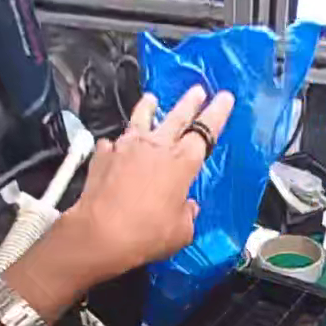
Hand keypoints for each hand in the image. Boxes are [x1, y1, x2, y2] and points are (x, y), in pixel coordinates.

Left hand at [45, 84, 233, 287]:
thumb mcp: (180, 233)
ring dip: (149, 107)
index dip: (217, 114)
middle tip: (198, 90)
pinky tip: (114, 147)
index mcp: (182, 163)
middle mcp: (156, 146)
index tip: (224, 98)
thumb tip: (188, 206)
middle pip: (177, 116)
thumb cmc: (147, 235)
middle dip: (190, 102)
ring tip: (152, 99)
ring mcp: (126, 146)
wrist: (101, 234)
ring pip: (141, 117)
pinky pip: (112, 143)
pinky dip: (116, 144)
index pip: (206, 131)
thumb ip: (188, 215)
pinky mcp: (103, 155)